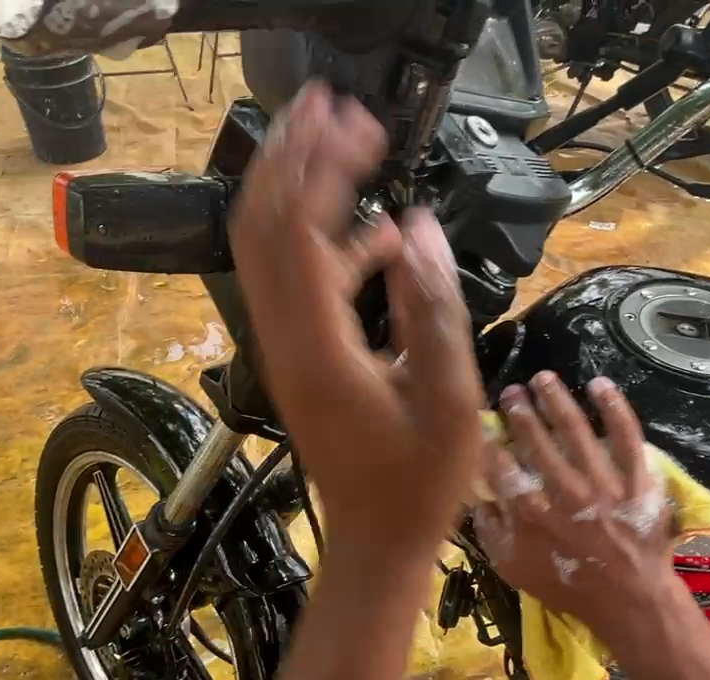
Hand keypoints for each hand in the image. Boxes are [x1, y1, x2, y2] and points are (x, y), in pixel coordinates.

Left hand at [229, 82, 482, 561]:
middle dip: (288, 159)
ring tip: (340, 145)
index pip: (299, 231)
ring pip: (266, 253)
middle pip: (261, 228)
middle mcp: (286, 345)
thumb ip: (434, 309)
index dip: (322, 167)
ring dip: (295, 193)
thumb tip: (419, 229)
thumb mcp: (448, 400)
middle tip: (324, 107)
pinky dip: (323, 248)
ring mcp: (285, 355)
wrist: (375, 541)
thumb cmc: (416, 488)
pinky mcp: (297, 365)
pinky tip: (373, 239)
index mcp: (320, 350)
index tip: (360, 125)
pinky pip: (294, 289)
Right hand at [475, 373, 689, 646]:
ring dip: (557, 400)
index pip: (500, 465)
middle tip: (512, 391)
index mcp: (528, 512)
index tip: (481, 423)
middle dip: (520, 411)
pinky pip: (627, 436)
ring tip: (544, 379)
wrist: (627, 599)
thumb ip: (491, 531)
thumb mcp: (512, 569)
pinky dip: (614, 408)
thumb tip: (476, 498)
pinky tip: (600, 386)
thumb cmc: (566, 586)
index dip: (487, 440)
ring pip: (576, 430)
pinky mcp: (636, 480)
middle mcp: (562, 491)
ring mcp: (602, 482)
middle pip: (535, 440)